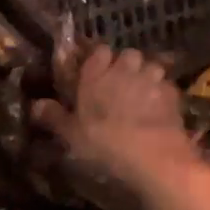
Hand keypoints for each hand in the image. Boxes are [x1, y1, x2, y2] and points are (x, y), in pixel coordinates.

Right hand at [32, 46, 198, 190]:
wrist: (154, 159)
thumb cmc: (105, 144)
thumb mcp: (71, 136)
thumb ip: (54, 116)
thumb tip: (35, 104)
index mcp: (96, 73)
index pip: (98, 50)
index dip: (97, 61)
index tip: (94, 75)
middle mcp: (125, 68)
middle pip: (127, 55)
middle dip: (124, 67)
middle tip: (118, 89)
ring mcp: (152, 78)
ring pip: (150, 67)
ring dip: (146, 78)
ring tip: (141, 98)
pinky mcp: (173, 94)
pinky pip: (166, 86)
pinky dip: (162, 94)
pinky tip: (158, 112)